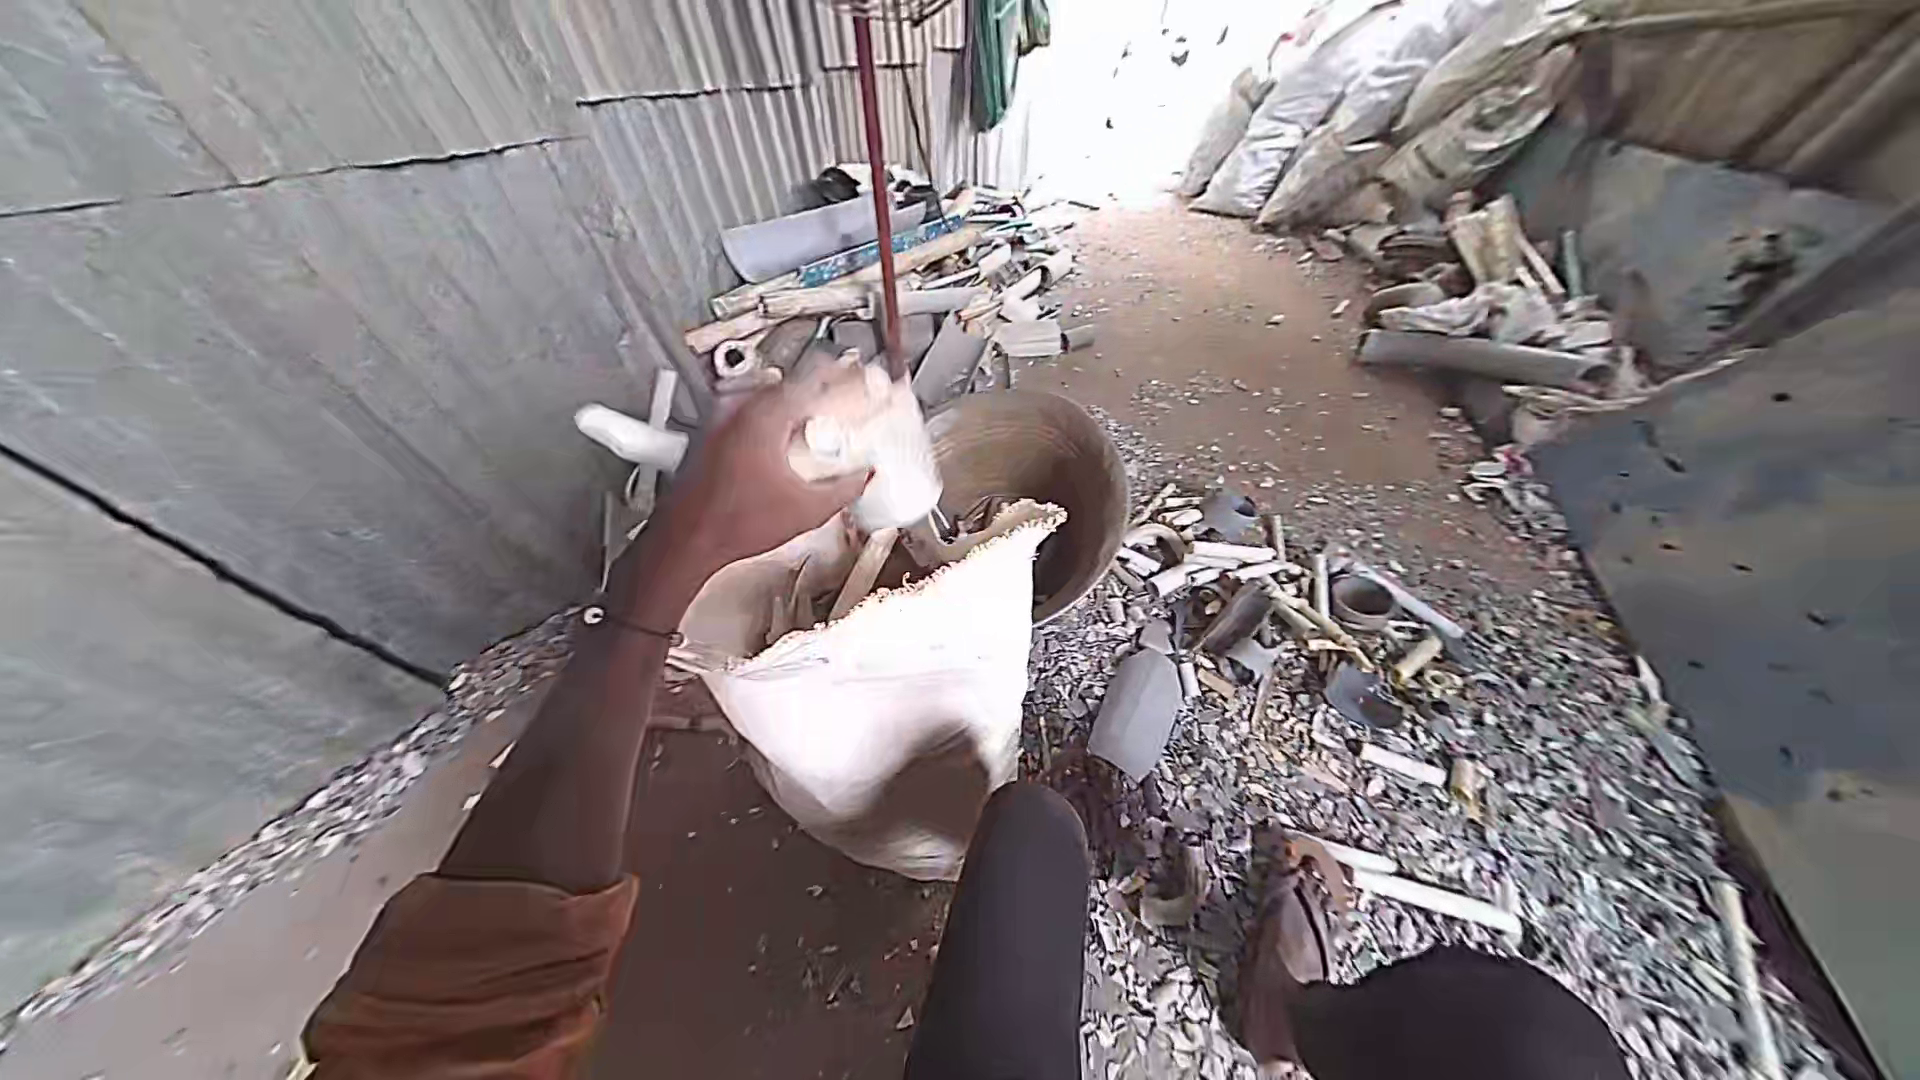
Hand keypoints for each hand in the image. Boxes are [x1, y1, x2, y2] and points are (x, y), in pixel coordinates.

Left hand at [631, 362, 871, 588]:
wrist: (688, 541)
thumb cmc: (731, 524)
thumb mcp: (807, 510)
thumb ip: (843, 490)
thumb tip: (862, 478)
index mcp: (763, 420)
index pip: (805, 382)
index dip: (832, 375)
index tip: (847, 371)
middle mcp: (736, 414)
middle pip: (782, 387)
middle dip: (811, 391)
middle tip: (833, 399)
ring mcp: (718, 425)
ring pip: (761, 400)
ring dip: (788, 406)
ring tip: (810, 421)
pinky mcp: (709, 440)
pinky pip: (745, 416)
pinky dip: (767, 421)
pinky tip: (779, 444)